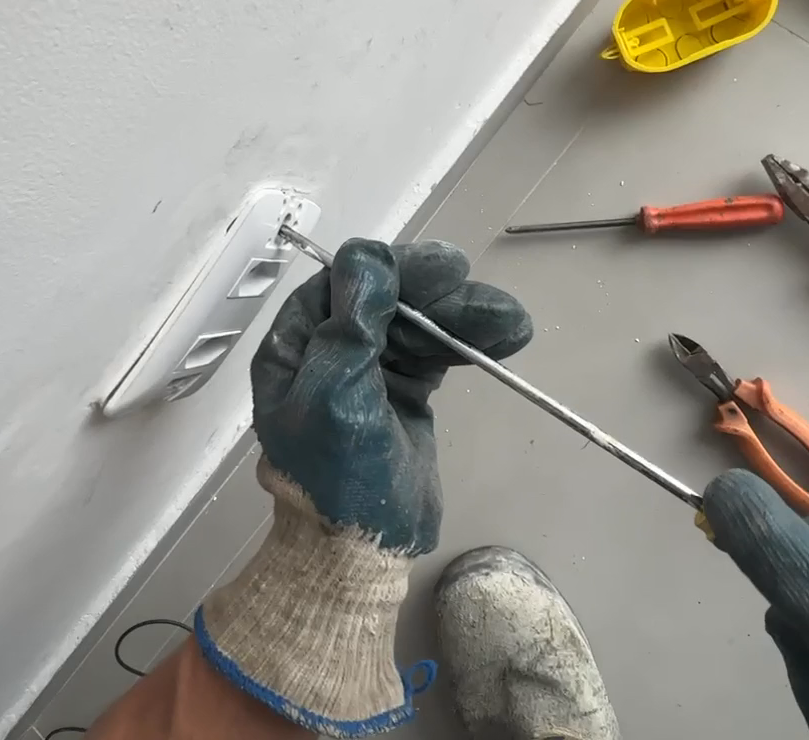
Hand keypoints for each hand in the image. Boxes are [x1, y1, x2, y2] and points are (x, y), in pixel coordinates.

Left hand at [248, 237, 533, 551]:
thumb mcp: (336, 396)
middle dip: (433, 293)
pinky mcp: (403, 389)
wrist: (361, 553)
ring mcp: (368, 369)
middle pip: (386, 299)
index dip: (390, 270)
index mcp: (297, 347)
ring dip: (462, 316)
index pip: (342, 285)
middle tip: (474, 284)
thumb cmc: (338, 477)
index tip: (439, 269)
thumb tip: (369, 255)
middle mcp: (329, 350)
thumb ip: (350, 325)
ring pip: (416, 323)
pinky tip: (506, 334)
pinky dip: (467, 341)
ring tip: (512, 319)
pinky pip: (435, 351)